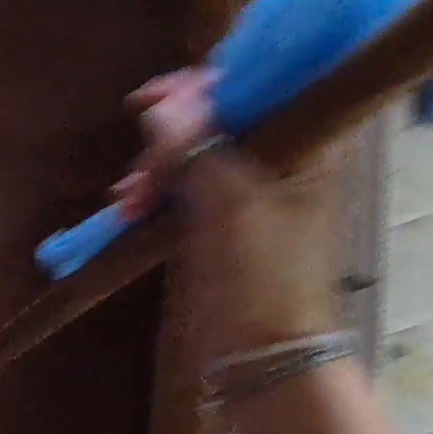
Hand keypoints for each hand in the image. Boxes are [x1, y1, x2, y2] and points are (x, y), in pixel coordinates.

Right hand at [120, 67, 341, 360]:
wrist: (260, 348)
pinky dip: (152, 192)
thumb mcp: (230, 205)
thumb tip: (161, 105)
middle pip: (215, 120)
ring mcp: (245, 190)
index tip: (150, 98)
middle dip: (167, 141)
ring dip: (153, 170)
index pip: (257, 85)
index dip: (203, 85)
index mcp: (306, 143)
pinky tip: (128, 208)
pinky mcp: (216, 219)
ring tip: (126, 202)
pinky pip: (180, 187)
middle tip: (137, 174)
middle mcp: (278, 158)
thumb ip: (197, 151)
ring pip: (190, 155)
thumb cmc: (262, 273)